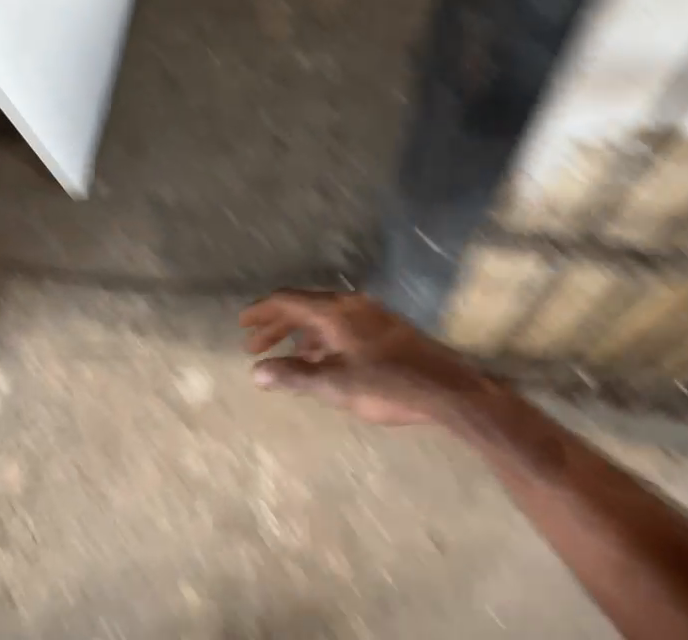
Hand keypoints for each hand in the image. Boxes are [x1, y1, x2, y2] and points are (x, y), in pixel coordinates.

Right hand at [240, 290, 489, 425]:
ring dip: (299, 334)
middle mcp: (350, 304)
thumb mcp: (335, 385)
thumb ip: (294, 376)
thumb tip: (257, 371)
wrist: (445, 387)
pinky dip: (320, 339)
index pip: (288, 300)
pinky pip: (341, 325)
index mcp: (334, 311)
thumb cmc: (387, 385)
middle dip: (276, 325)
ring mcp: (370, 314)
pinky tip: (320, 362)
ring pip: (323, 316)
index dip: (261, 311)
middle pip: (304, 306)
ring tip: (282, 357)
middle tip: (254, 345)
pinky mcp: (384, 328)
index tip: (242, 324)